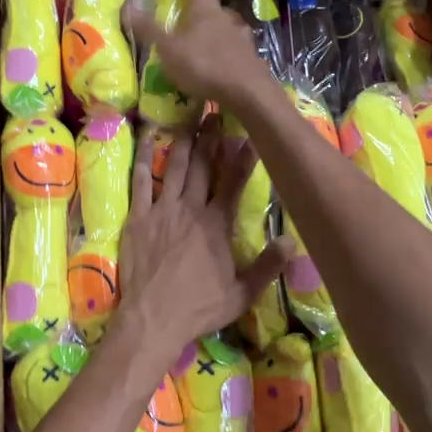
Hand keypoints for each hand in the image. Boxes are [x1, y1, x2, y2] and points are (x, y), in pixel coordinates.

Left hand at [112, 113, 294, 364]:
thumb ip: (268, 265)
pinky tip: (150, 137)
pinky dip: (146, 158)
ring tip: (192, 117)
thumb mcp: (242, 293)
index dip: (244, 158)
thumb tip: (292, 240)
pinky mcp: (139, 217)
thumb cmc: (199, 308)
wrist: (153, 318)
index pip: (235, 182)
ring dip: (186, 141)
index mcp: (217, 225)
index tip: (251, 135)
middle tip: (218, 113)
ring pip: (176, 167)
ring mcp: (162, 210)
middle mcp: (191, 209)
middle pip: (204, 166)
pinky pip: (142, 181)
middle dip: (213, 138)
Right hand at [125, 0, 274, 111]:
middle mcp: (226, 18)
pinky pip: (230, 52)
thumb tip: (127, 4)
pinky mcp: (248, 59)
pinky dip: (220, 55)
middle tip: (186, 14)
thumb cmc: (205, 65)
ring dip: (210, 34)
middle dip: (200, 8)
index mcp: (205, 10)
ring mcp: (240, 38)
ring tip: (196, 47)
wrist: (249, 93)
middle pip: (211, 6)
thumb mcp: (169, 49)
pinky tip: (213, 68)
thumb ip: (149, 29)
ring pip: (222, 30)